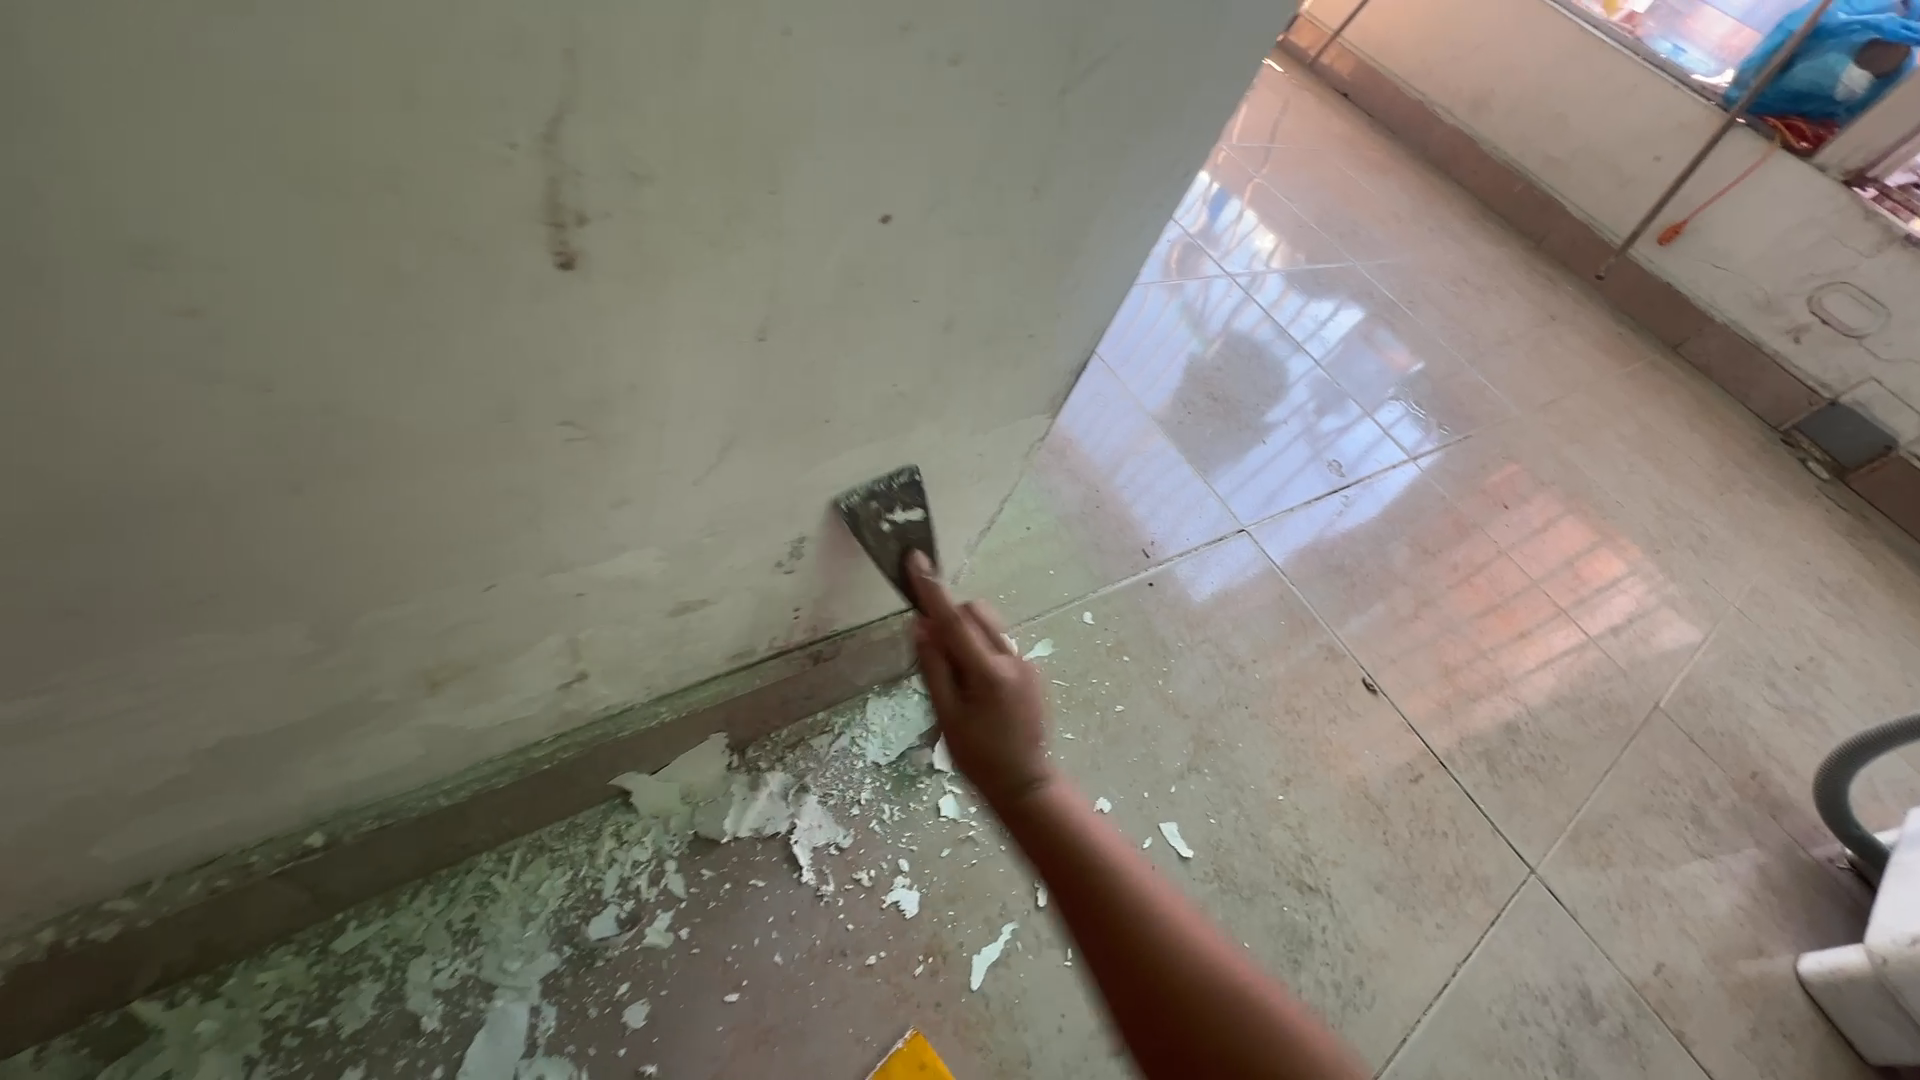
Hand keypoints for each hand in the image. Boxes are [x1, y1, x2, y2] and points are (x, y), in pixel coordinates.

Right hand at [906, 551, 1055, 806]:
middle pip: (975, 613)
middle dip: (951, 616)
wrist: (1025, 783)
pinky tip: (977, 686)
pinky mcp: (1031, 671)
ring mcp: (1025, 663)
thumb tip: (921, 626)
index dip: (931, 589)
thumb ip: (934, 667)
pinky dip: (981, 649)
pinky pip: (1000, 645)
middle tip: (934, 649)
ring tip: (957, 674)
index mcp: (988, 671)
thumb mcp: (946, 715)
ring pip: (989, 627)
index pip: (953, 620)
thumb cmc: (978, 756)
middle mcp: (1011, 658)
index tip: (917, 559)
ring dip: (967, 633)